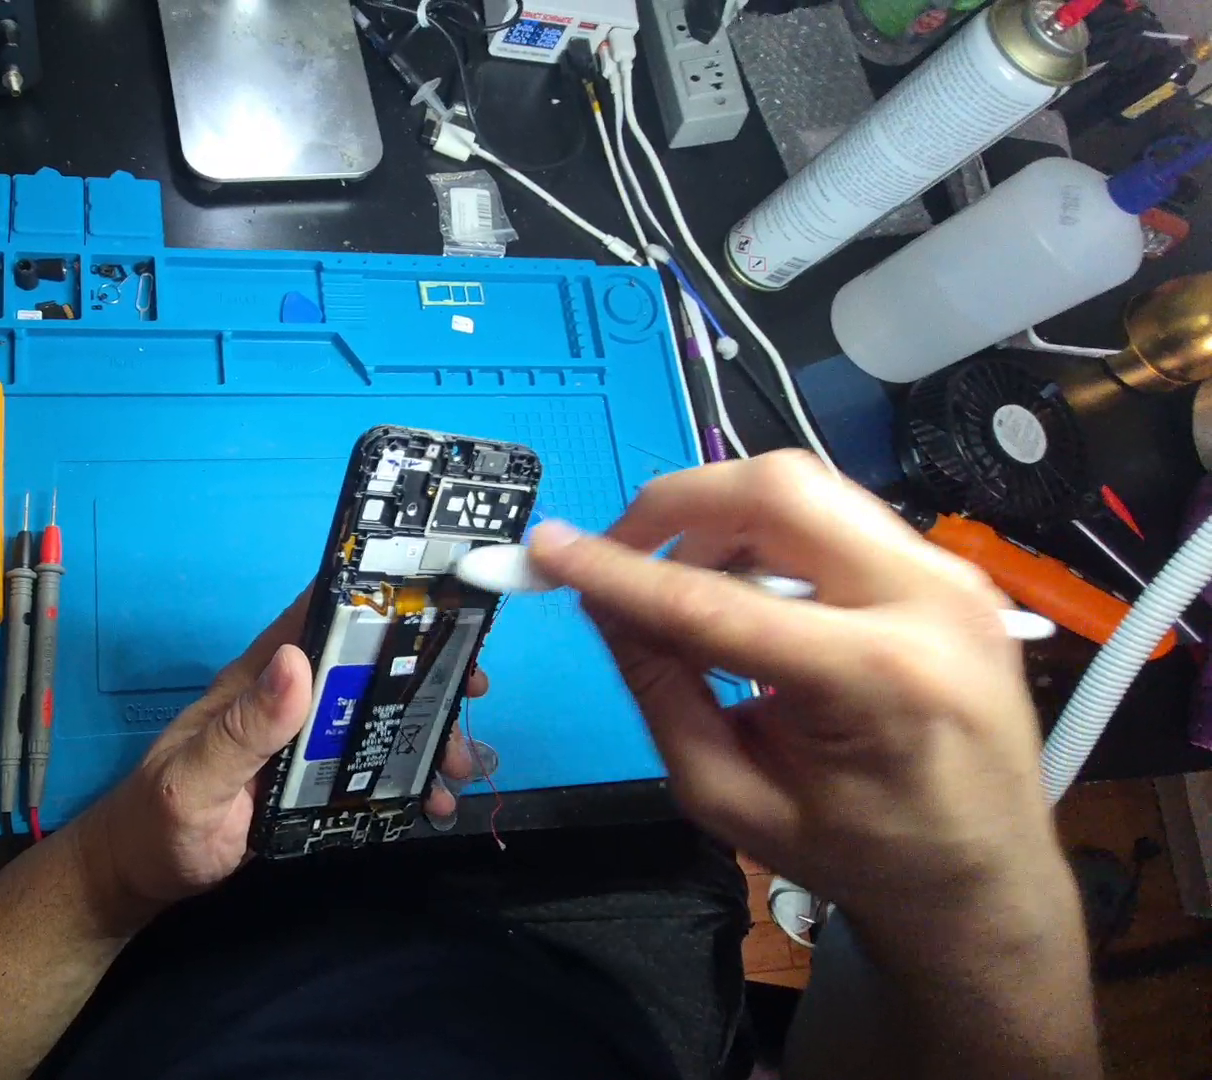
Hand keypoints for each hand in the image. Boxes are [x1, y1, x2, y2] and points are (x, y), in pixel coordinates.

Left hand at [68, 593, 491, 930]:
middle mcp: (288, 700)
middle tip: (472, 688)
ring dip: (423, 732)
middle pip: (363, 669)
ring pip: (375, 719)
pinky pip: (370, 768)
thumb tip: (296, 660)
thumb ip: (242, 729)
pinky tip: (434, 801)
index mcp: (258, 680)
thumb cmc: (159, 821)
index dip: (370, 599)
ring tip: (461, 761)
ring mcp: (304, 741)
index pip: (314, 618)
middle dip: (421, 673)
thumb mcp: (195, 778)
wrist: (148, 873)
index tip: (434, 601)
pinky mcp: (313, 781)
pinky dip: (407, 779)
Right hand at [524, 452, 1070, 930]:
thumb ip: (657, 685)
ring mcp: (947, 576)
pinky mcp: (941, 571)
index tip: (546, 550)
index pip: (711, 600)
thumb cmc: (850, 852)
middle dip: (673, 506)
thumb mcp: (721, 788)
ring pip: (799, 488)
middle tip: (620, 550)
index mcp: (877, 680)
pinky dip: (753, 532)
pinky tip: (734, 586)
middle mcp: (928, 603)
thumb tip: (602, 601)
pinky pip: (823, 513)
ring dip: (713, 519)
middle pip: (776, 490)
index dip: (615, 571)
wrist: (985, 880)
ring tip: (680, 581)